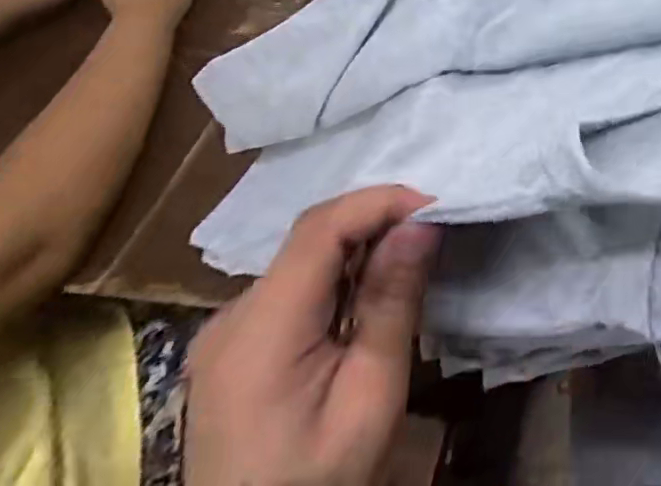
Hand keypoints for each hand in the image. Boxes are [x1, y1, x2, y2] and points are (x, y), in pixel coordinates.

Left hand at [185, 186, 441, 485]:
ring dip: (357, 248)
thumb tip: (420, 225)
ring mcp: (225, 331)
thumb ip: (390, 305)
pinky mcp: (232, 347)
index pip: (320, 228)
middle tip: (430, 232)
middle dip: (373, 221)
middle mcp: (232, 316)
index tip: (435, 206)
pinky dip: (335, 276)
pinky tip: (365, 299)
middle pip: (309, 239)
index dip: (379, 202)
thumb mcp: (370, 401)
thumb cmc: (321, 485)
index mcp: (259, 329)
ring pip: (300, 259)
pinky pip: (290, 287)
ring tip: (407, 261)